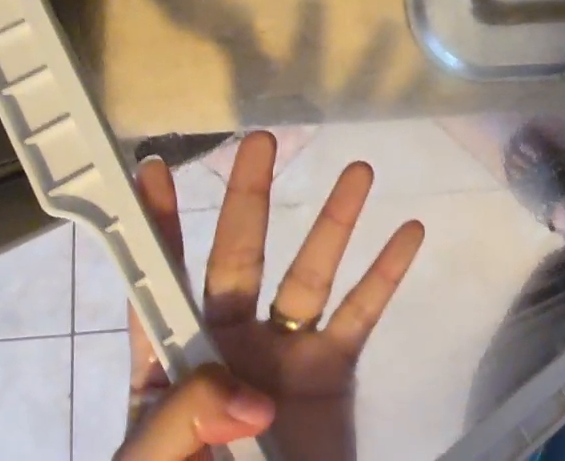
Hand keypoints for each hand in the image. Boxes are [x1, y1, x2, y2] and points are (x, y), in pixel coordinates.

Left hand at [116, 131, 425, 460]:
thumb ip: (181, 422)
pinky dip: (387, 273)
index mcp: (172, 368)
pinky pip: (362, 314)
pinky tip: (409, 233)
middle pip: (238, 258)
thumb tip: (246, 387)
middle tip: (260, 141)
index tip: (155, 170)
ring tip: (361, 170)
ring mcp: (284, 357)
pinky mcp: (332, 374)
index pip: (157, 284)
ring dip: (335, 221)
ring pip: (311, 274)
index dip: (155, 228)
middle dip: (247, 198)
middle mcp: (228, 347)